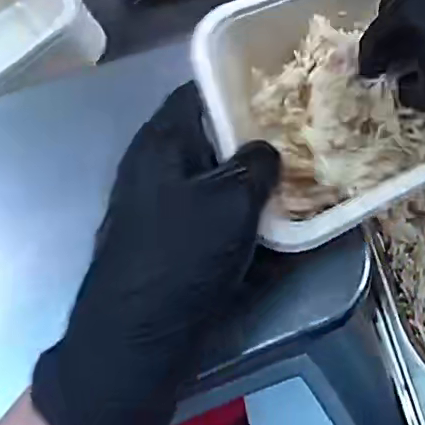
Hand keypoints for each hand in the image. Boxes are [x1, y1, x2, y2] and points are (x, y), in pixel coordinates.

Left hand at [31, 85, 278, 424]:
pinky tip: (265, 202)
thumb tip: (267, 148)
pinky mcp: (166, 232)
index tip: (276, 79)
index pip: (198, 88)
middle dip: (248, 122)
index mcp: (160, 141)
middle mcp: (153, 162)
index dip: (237, 78)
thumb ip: (258, 161)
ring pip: (210, 163)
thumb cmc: (180, 257)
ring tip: (288, 157)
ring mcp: (156, 199)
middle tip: (292, 118)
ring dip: (244, 162)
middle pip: (206, 126)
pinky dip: (234, 194)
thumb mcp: (234, 200)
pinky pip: (207, 196)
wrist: (132, 346)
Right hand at [358, 0, 424, 133]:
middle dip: (388, 34)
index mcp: (408, 17)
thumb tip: (405, 76)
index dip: (370, 64)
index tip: (372, 78)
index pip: (374, 41)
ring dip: (410, 18)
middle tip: (393, 60)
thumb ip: (410, 87)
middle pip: (391, 8)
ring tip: (418, 47)